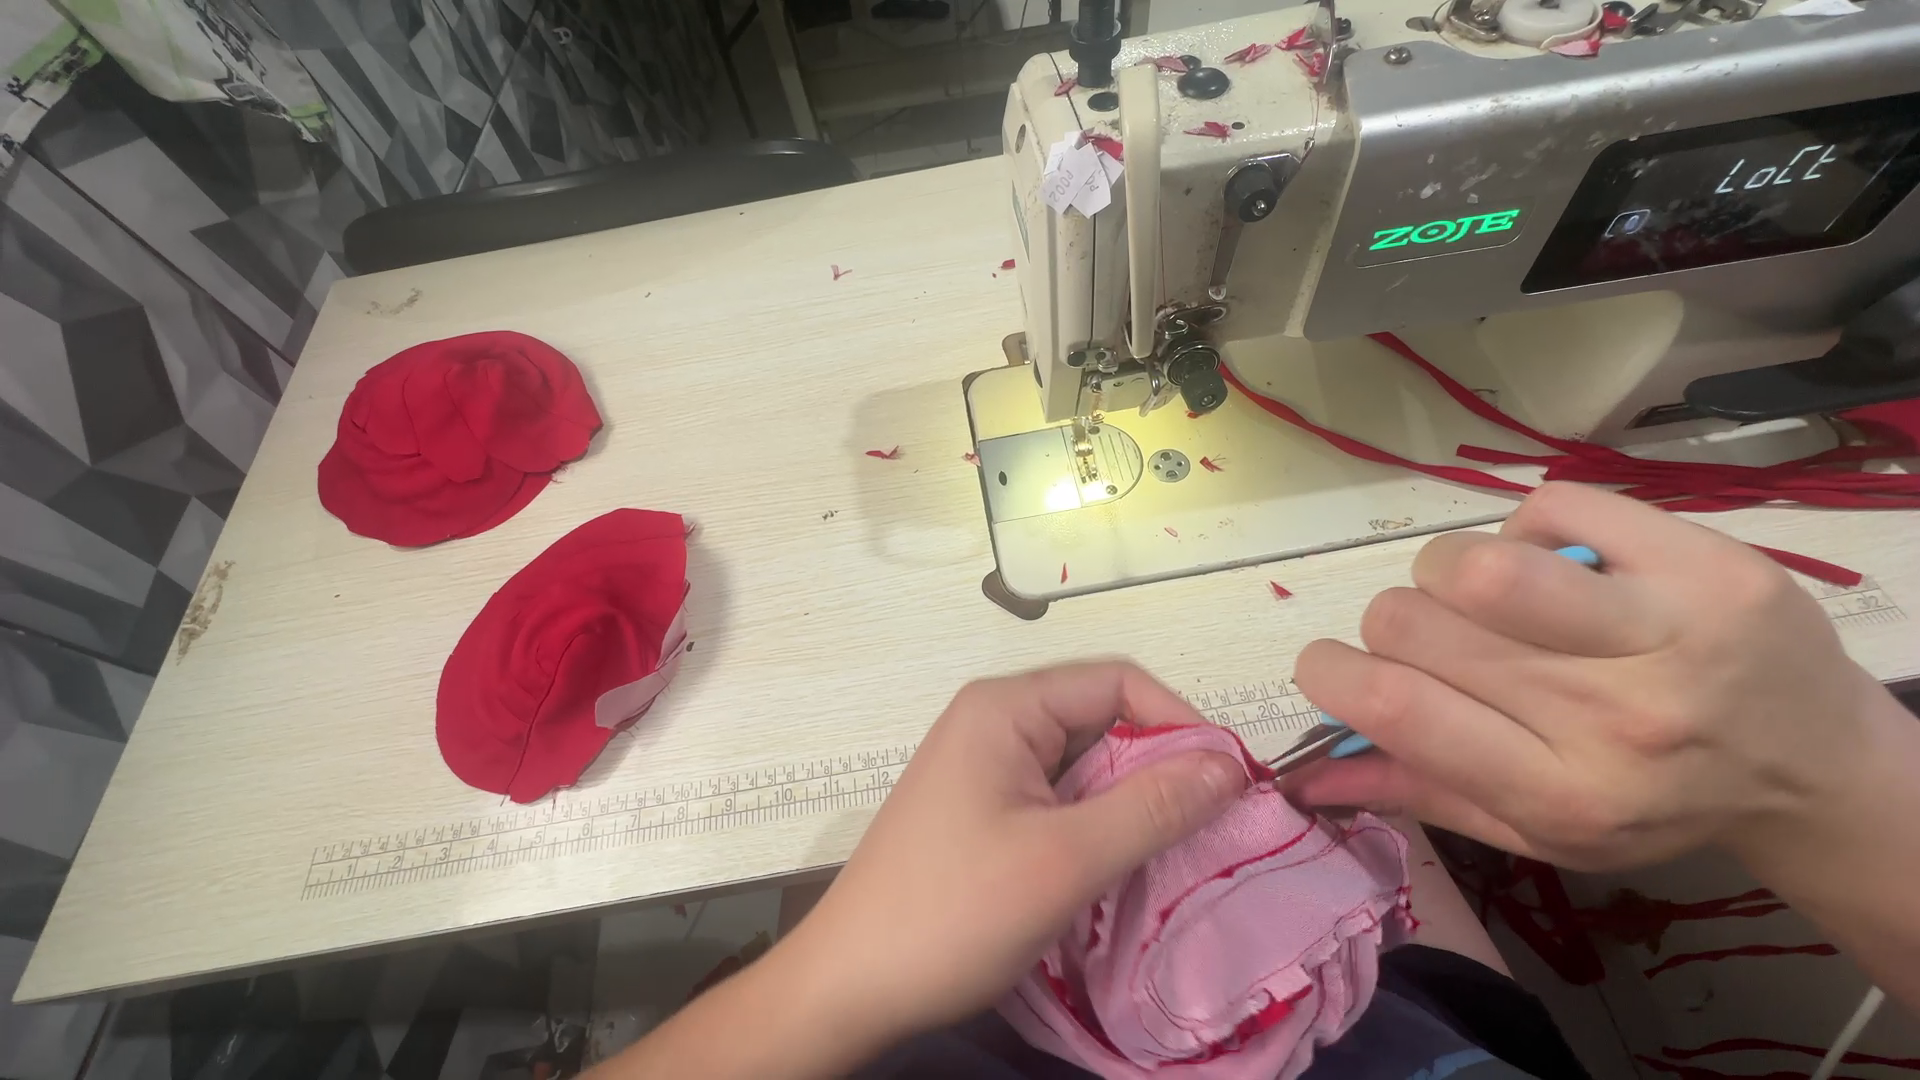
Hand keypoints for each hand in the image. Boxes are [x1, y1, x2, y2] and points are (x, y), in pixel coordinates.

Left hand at [777, 662, 1246, 1049]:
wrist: (851, 983)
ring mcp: (986, 764)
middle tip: (1214, 825)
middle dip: (1160, 764)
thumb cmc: (952, 912)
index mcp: (1005, 707)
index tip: (1229, 781)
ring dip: (1133, 799)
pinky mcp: (984, 805)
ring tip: (1178, 850)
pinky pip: (1059, 794)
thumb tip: (1229, 765)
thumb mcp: (1064, 860)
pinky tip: (1123, 862)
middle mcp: (995, 720)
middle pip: (1101, 717)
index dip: (1179, 720)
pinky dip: (1099, 821)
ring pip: (1084, 761)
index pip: (1115, 681)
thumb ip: (1152, 807)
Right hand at [1287, 482, 1898, 871]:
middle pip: (1413, 622)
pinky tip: (1558, 565)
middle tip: (1435, 642)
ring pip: (1475, 563)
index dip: (1331, 671)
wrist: (1819, 769)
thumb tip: (1305, 775)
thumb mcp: (1531, 829)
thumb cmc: (1649, 803)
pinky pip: (1551, 507)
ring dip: (1446, 572)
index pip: (1393, 705)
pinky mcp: (1707, 564)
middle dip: (1393, 624)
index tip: (1333, 667)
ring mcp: (1669, 632)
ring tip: (1486, 598)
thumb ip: (1415, 792)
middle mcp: (1613, 718)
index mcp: (1557, 790)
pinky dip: (1526, 528)